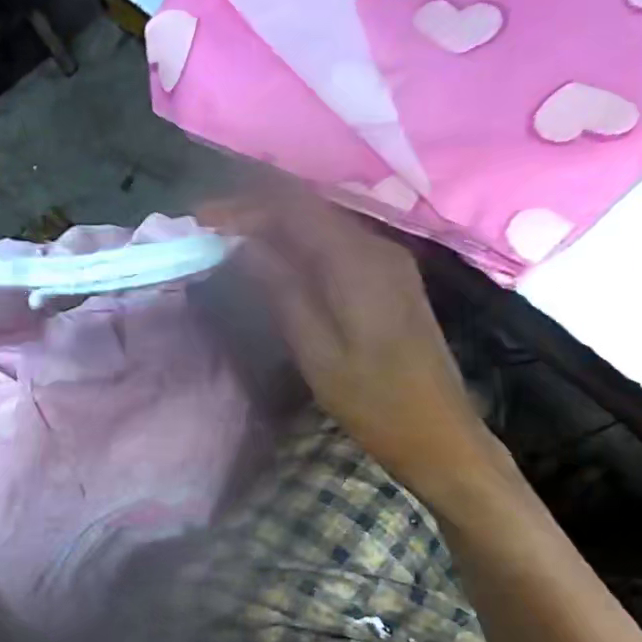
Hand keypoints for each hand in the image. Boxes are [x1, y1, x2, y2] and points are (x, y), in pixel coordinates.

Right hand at [205, 195, 500, 482]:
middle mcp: (378, 247)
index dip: (244, 206)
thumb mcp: (317, 354)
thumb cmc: (374, 403)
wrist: (440, 434)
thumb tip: (245, 246)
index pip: (294, 208)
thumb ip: (282, 292)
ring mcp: (389, 261)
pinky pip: (336, 245)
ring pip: (322, 224)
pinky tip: (274, 258)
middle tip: (209, 228)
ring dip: (275, 226)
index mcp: (359, 263)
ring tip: (231, 239)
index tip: (202, 219)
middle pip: (309, 209)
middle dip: (256, 211)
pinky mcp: (391, 279)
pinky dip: (299, 244)